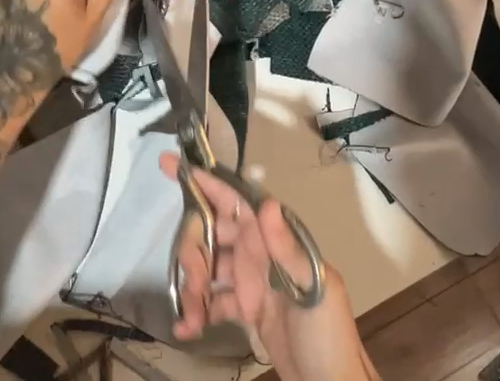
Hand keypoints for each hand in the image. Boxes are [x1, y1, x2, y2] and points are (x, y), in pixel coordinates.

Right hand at [163, 155, 377, 380]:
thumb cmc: (328, 333)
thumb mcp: (313, 290)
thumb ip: (288, 249)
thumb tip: (266, 203)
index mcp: (275, 240)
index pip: (237, 200)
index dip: (206, 182)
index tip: (171, 166)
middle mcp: (260, 252)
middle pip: (212, 234)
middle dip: (193, 252)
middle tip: (192, 283)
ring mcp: (251, 280)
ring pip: (208, 267)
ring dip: (193, 288)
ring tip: (190, 319)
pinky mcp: (246, 307)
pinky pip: (214, 300)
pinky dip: (198, 312)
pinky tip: (188, 329)